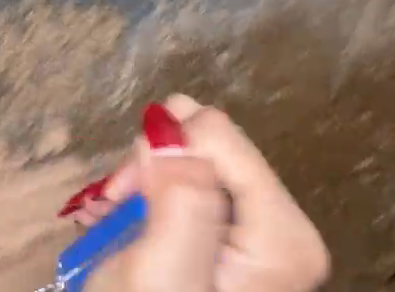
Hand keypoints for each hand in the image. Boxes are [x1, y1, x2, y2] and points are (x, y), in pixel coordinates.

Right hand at [62, 95, 329, 291]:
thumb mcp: (160, 273)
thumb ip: (179, 196)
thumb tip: (172, 122)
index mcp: (283, 237)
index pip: (218, 134)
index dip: (164, 148)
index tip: (130, 189)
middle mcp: (281, 233)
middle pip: (207, 148)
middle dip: (151, 164)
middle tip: (118, 203)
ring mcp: (256, 242)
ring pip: (190, 164)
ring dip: (141, 181)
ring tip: (111, 217)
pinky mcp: (229, 247)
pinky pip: (184, 189)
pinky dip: (145, 197)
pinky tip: (121, 222)